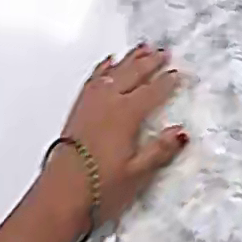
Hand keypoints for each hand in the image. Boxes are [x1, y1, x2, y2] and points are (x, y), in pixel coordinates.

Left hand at [0, 45, 187, 241]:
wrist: (61, 194)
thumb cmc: (101, 187)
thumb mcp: (137, 174)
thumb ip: (160, 150)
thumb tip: (181, 132)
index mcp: (127, 114)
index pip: (152, 92)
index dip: (166, 82)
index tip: (177, 72)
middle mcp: (110, 101)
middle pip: (134, 74)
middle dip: (150, 62)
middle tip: (163, 52)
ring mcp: (92, 101)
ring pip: (115, 71)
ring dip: (130, 58)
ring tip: (142, 47)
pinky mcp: (79, 106)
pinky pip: (95, 78)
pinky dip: (104, 67)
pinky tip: (108, 62)